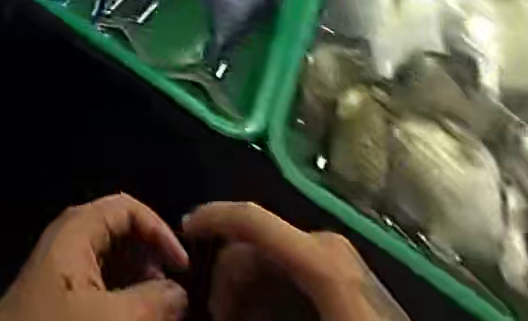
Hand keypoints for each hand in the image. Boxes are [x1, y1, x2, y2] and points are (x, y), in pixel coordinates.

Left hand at [0, 194, 190, 320]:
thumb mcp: (109, 319)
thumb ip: (151, 303)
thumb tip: (180, 292)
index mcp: (78, 228)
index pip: (127, 208)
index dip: (159, 230)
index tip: (182, 266)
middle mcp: (71, 239)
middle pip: (121, 234)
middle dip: (151, 261)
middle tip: (175, 297)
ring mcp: (64, 269)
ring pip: (113, 263)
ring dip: (140, 284)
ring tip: (160, 313)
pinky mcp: (60, 297)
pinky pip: (100, 285)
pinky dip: (123, 298)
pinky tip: (136, 318)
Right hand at [184, 203, 407, 320]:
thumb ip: (254, 311)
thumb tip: (221, 308)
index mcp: (317, 259)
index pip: (251, 218)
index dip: (212, 218)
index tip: (182, 233)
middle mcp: (326, 247)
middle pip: (258, 242)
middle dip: (229, 276)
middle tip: (216, 317)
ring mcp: (338, 260)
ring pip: (273, 258)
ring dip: (247, 288)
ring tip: (237, 320)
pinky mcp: (345, 278)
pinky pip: (293, 272)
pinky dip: (270, 292)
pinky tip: (263, 319)